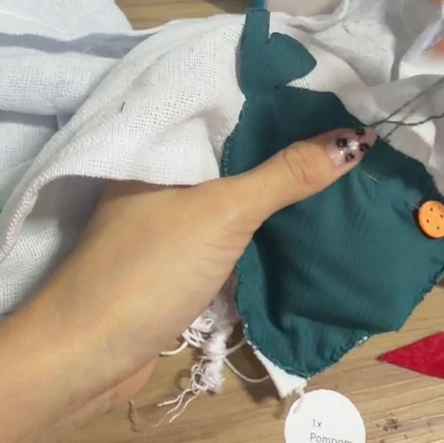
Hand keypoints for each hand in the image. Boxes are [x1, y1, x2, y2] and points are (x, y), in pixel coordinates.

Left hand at [14, 127, 375, 397]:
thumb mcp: (223, 214)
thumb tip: (357, 140)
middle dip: (287, 138)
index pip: (228, 100)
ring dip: (277, 179)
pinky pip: (228, 220)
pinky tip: (299, 209)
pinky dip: (260, 216)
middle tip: (350, 121)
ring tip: (338, 157)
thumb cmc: (149, 269)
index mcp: (160, 141)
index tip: (336, 85)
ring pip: (234, 185)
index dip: (280, 93)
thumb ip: (285, 176)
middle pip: (235, 145)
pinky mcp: (176, 251)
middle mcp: (161, 169)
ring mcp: (167, 212)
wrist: (86, 358)